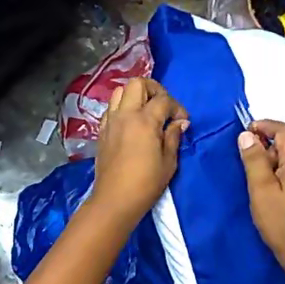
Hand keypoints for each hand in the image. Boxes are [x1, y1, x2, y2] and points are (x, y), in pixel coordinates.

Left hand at [89, 78, 189, 224]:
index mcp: (144, 120)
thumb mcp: (168, 161)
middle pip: (137, 83)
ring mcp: (110, 122)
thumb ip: (173, 137)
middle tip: (163, 107)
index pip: (164, 100)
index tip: (182, 122)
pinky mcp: (101, 132)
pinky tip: (131, 123)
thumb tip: (180, 123)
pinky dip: (121, 108)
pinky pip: (111, 109)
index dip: (177, 107)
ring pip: (119, 92)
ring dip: (135, 96)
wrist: (114, 200)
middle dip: (154, 89)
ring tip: (146, 111)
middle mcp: (124, 115)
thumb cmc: (146, 183)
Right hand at [237, 119, 284, 269]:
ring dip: (275, 154)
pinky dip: (282, 167)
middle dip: (270, 138)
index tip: (245, 131)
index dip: (265, 125)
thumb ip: (254, 160)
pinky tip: (269, 183)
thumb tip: (247, 135)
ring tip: (255, 168)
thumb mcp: (261, 188)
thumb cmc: (281, 220)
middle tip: (248, 150)